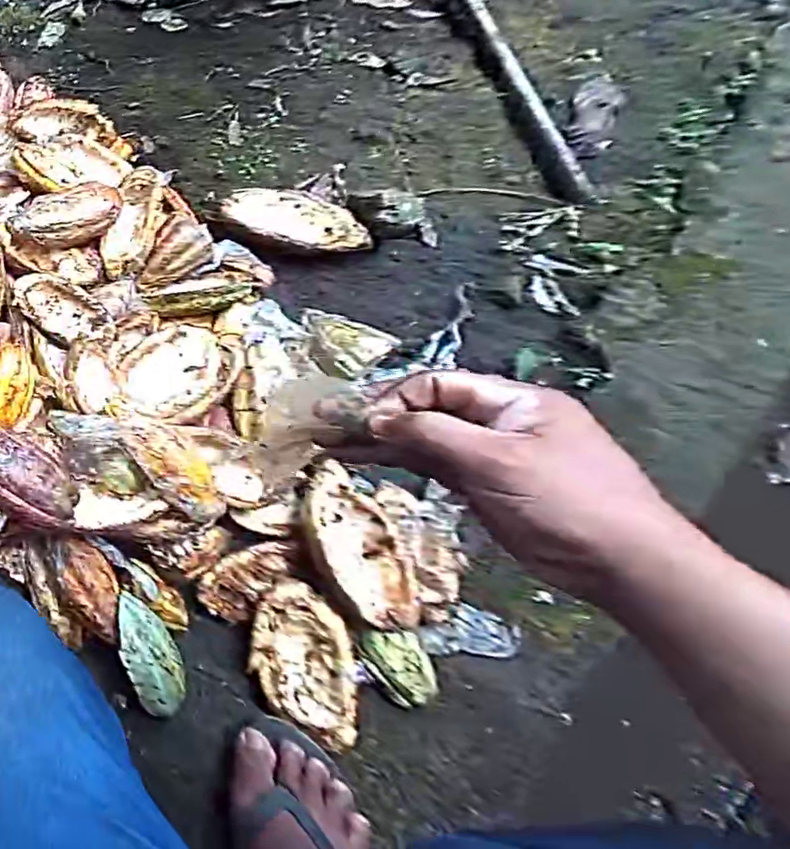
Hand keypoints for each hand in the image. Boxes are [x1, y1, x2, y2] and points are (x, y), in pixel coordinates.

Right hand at [335, 371, 682, 599]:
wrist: (625, 567)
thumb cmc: (567, 501)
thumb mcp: (497, 460)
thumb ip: (431, 432)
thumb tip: (374, 418)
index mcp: (513, 402)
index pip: (436, 384)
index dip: (395, 398)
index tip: (363, 421)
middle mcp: (496, 420)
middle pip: (422, 408)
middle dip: (374, 416)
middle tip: (326, 424)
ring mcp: (485, 452)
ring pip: (417, 435)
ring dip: (374, 439)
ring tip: (328, 442)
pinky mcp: (476, 480)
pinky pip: (424, 460)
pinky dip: (390, 459)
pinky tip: (355, 459)